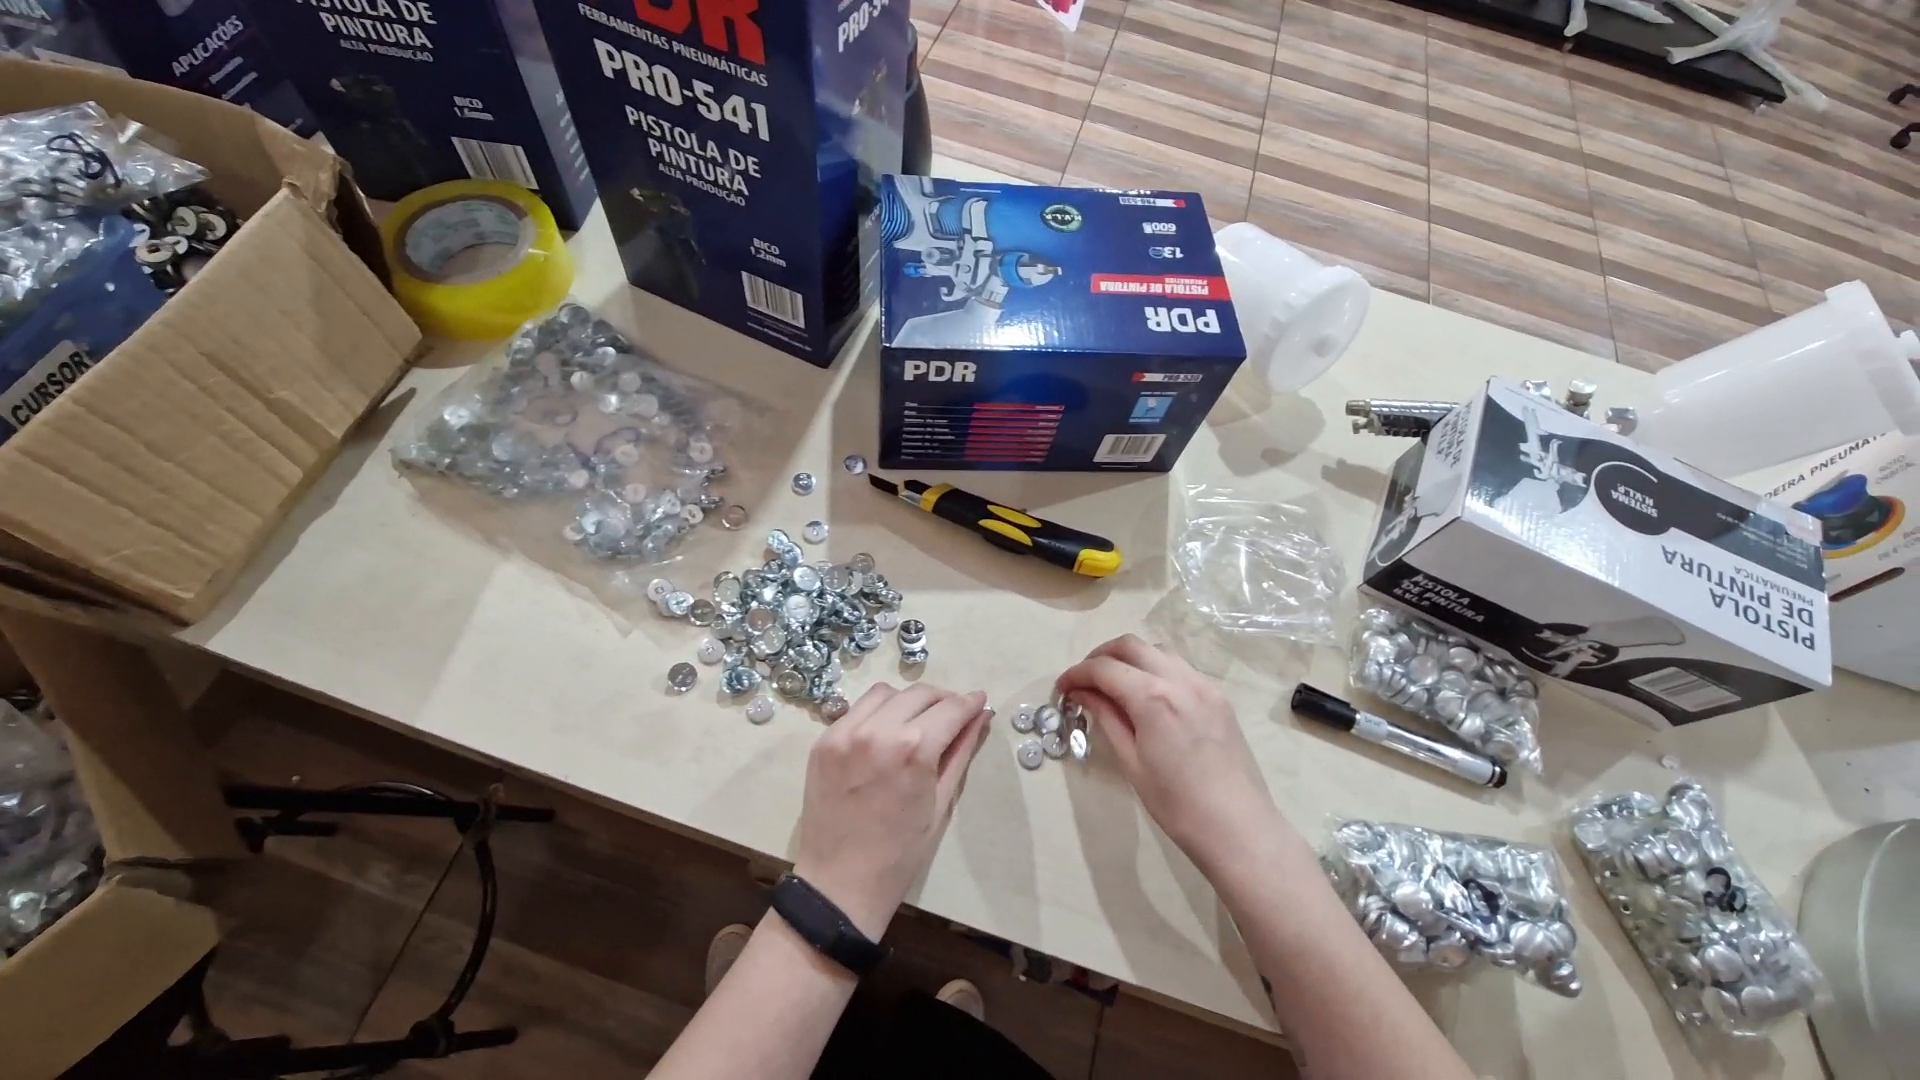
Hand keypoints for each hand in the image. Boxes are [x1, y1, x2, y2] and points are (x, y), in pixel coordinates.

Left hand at [792, 683, 990, 938]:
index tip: (980, 700)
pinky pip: (857, 709)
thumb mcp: (941, 803)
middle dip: (943, 700)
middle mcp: (878, 731)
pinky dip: (877, 712)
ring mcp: (845, 733)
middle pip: (920, 694)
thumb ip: (960, 753)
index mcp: (913, 751)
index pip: (951, 709)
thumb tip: (980, 717)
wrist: (839, 883)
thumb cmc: (900, 853)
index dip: (970, 703)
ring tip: (918, 722)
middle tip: (954, 715)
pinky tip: (886, 732)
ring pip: (886, 693)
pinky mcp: (824, 741)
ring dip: (908, 701)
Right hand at [1056, 635, 1286, 876]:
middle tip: (1084, 681)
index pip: (1105, 668)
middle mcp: (1180, 680)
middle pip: (1132, 646)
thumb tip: (1083, 694)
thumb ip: (1107, 718)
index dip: (1077, 674)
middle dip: (1101, 656)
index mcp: (1153, 698)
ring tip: (1114, 685)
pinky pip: (1181, 668)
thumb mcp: (1131, 762)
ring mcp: (1205, 686)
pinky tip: (1147, 696)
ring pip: (1159, 652)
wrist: (1238, 828)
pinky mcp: (1219, 698)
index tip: (1062, 688)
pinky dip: (1156, 670)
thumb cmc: (1177, 805)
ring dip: (1131, 659)